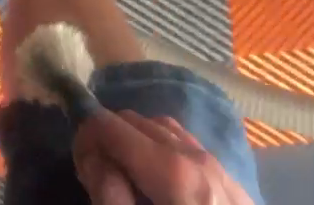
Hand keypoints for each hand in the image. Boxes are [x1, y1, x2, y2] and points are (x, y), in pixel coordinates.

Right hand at [73, 111, 255, 204]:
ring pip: (159, 126)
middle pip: (131, 119)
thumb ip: (109, 194)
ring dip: (135, 143)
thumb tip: (96, 162)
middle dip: (108, 141)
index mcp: (171, 172)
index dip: (84, 142)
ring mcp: (218, 166)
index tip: (80, 171)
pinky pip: (186, 145)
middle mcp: (195, 158)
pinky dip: (162, 150)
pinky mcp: (232, 182)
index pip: (107, 124)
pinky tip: (159, 184)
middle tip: (99, 181)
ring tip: (128, 182)